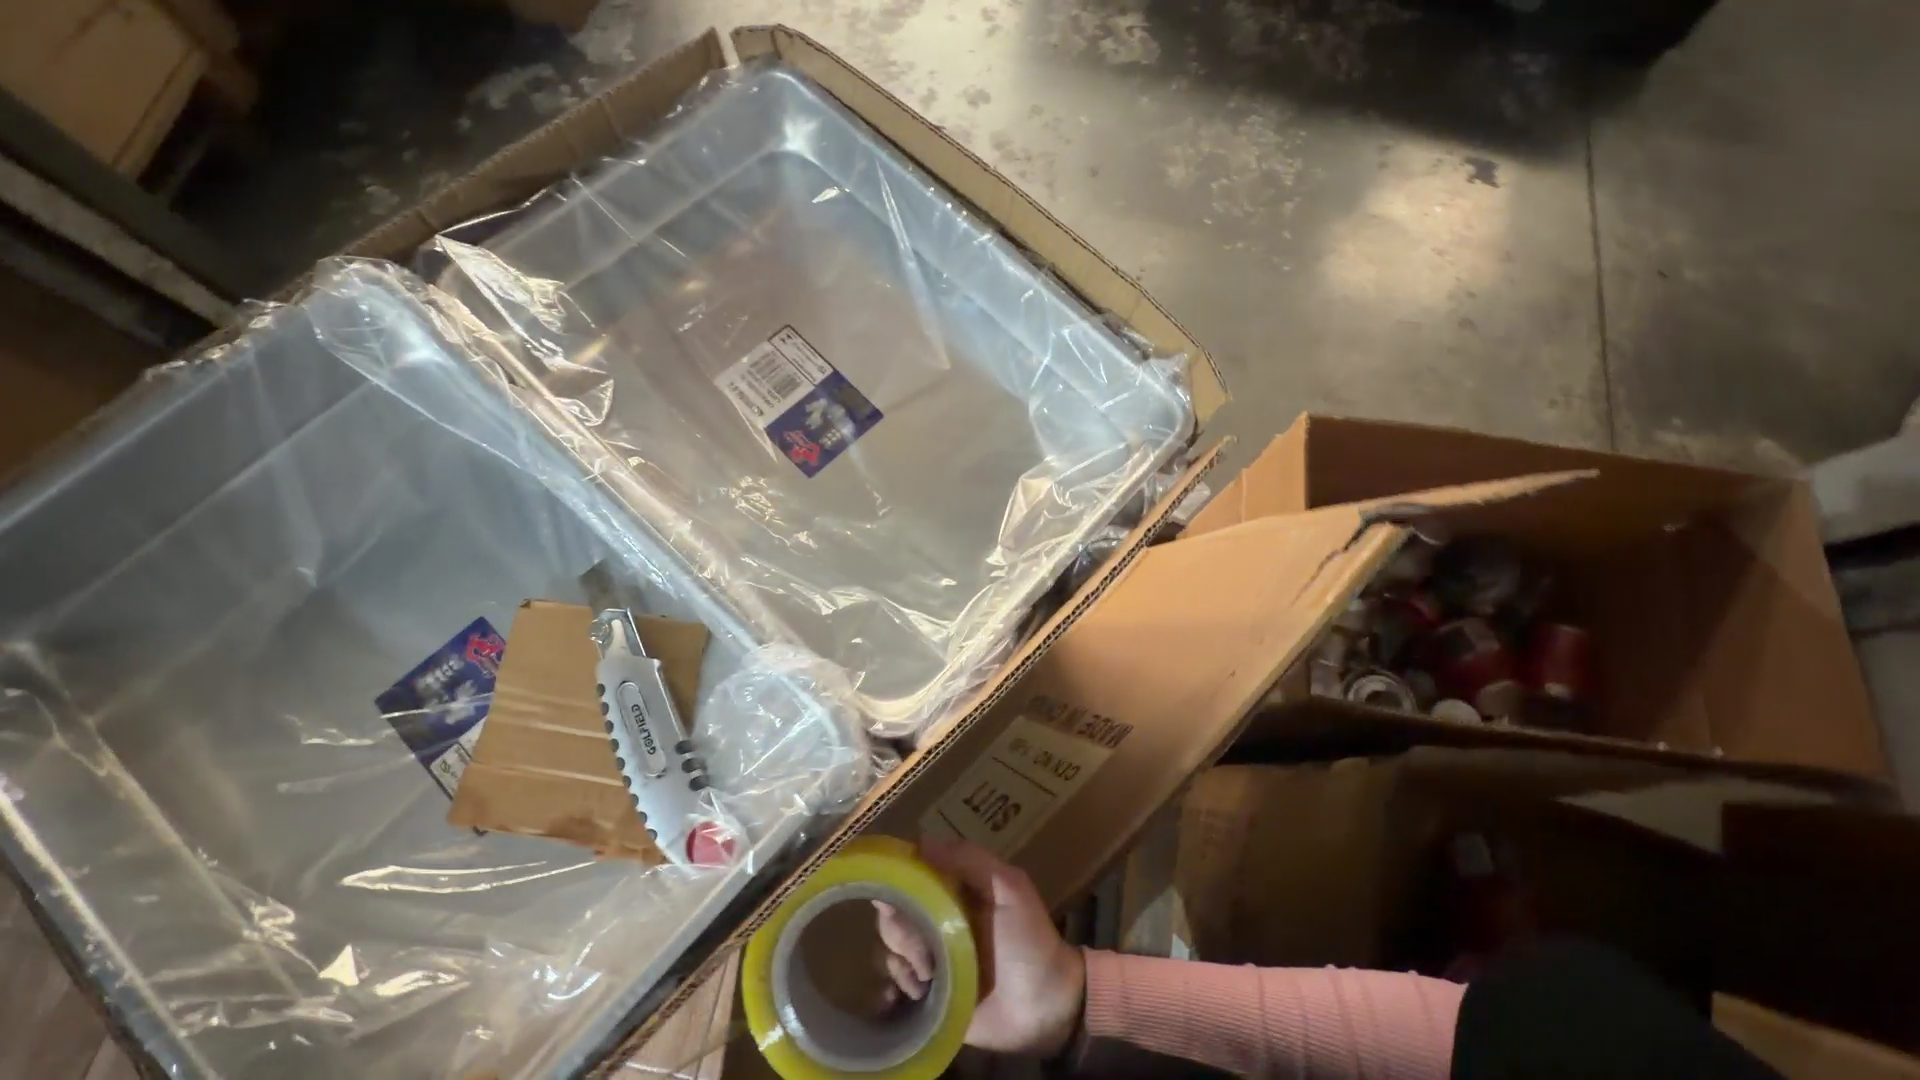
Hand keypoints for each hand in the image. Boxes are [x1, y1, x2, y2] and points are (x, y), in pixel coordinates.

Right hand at [874, 836, 1085, 1056]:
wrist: (1045, 1007)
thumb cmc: (1029, 941)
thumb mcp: (1009, 889)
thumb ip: (971, 860)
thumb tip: (920, 842)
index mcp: (956, 891)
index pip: (912, 874)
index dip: (896, 880)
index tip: (889, 893)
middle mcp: (939, 918)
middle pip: (896, 911)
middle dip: (901, 928)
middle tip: (924, 949)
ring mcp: (934, 955)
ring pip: (893, 944)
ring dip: (903, 956)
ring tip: (929, 973)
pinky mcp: (932, 990)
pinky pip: (899, 978)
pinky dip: (903, 981)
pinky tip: (922, 989)